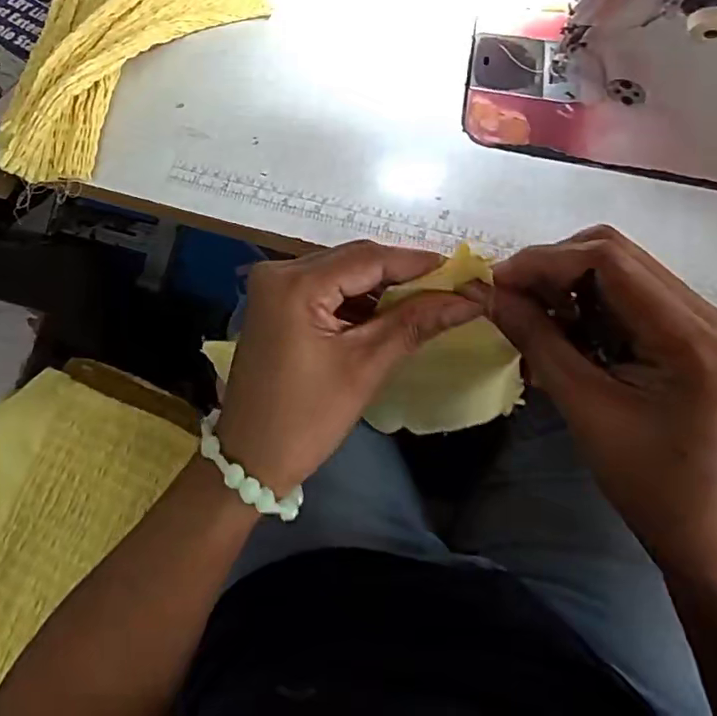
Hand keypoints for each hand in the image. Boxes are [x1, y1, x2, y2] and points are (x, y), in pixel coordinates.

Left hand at [218, 242, 482, 488]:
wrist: (249, 458)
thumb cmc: (307, 418)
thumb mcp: (364, 367)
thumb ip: (414, 323)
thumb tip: (466, 300)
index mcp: (295, 283)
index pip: (367, 258)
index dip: (416, 263)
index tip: (459, 270)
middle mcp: (278, 271)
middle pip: (353, 260)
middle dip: (400, 273)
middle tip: (448, 287)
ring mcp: (273, 286)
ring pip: (340, 272)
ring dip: (379, 286)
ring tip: (426, 300)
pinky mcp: (275, 302)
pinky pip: (324, 287)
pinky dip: (355, 298)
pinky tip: (387, 312)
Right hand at [489, 226, 716, 570]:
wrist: (712, 541)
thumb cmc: (649, 484)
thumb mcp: (583, 406)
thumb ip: (535, 337)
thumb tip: (488, 291)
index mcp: (695, 339)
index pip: (610, 260)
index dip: (545, 260)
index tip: (498, 282)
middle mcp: (712, 319)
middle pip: (617, 255)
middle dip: (554, 268)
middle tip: (512, 298)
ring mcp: (710, 326)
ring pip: (623, 271)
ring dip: (570, 286)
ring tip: (536, 320)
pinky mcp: (698, 338)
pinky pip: (633, 298)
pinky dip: (590, 305)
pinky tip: (567, 334)